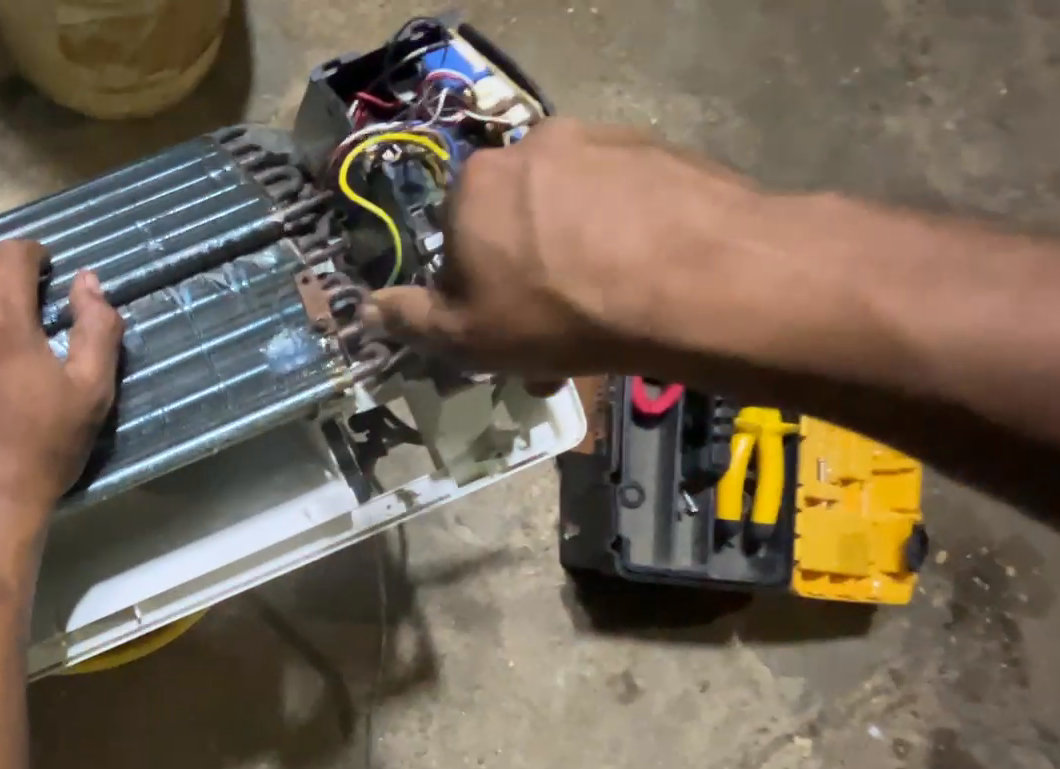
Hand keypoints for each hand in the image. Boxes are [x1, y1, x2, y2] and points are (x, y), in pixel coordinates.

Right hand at [370, 119, 758, 377]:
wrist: (693, 282)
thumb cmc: (555, 312)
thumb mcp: (463, 336)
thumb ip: (408, 320)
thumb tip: (366, 308)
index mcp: (475, 185)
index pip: (455, 237)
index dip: (470, 287)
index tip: (495, 327)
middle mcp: (532, 146)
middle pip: (514, 223)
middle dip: (523, 278)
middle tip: (548, 336)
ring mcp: (602, 140)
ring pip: (568, 215)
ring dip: (571, 263)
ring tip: (598, 321)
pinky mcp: (660, 150)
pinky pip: (619, 204)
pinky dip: (618, 241)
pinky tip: (637, 285)